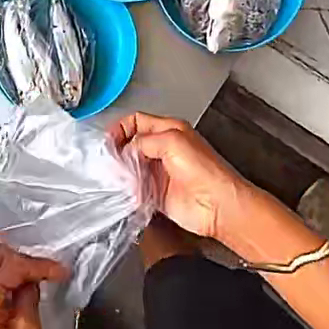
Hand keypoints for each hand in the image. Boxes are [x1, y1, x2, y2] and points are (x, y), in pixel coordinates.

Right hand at [109, 113, 251, 242]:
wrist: (220, 206)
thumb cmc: (204, 170)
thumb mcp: (172, 141)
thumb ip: (142, 140)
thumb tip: (125, 151)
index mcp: (168, 130)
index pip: (136, 121)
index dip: (121, 128)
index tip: (109, 140)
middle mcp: (162, 149)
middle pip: (129, 144)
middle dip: (118, 151)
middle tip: (110, 160)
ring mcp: (157, 171)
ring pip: (129, 166)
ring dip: (121, 171)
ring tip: (117, 177)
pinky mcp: (155, 193)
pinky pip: (133, 187)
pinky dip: (126, 189)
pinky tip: (125, 191)